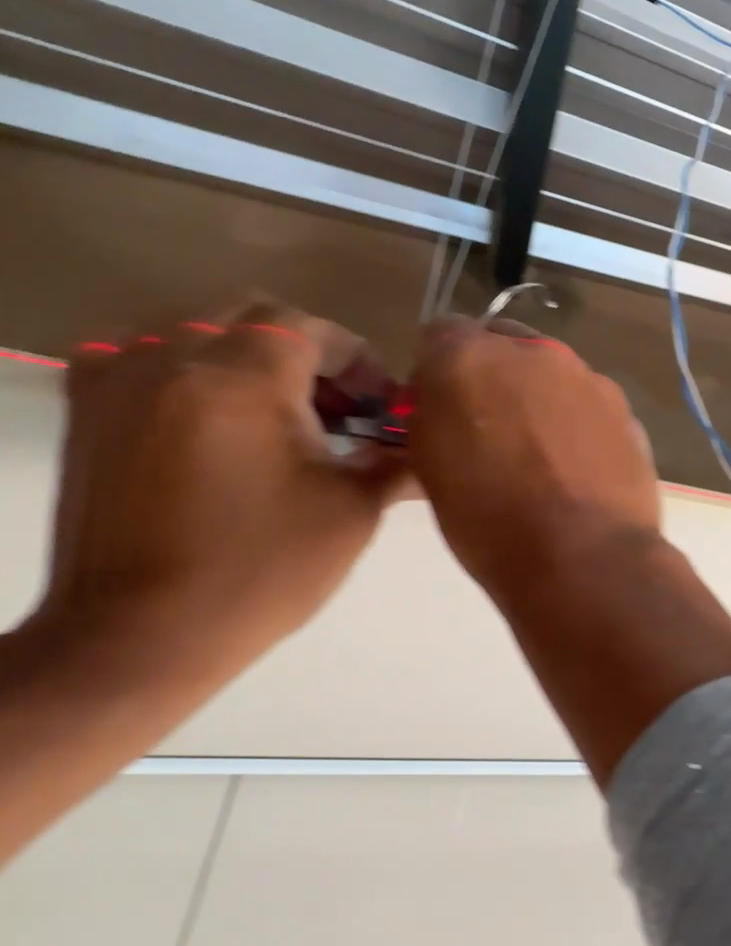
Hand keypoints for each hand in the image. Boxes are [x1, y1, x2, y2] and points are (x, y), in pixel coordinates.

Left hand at [32, 301, 406, 675]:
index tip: (380, 402)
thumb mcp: (353, 510)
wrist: (145, 630)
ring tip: (278, 408)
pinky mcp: (89, 412)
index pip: (307, 327)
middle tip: (338, 403)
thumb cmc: (266, 568)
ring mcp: (117, 383)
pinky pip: (137, 353)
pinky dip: (184, 364)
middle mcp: (170, 363)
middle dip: (304, 348)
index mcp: (242, 383)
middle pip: (247, 315)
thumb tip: (425, 444)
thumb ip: (393, 460)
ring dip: (244, 352)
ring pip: (189, 326)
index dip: (356, 357)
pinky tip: (214, 414)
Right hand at [408, 316, 661, 598]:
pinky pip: (595, 410)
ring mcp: (592, 382)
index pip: (444, 336)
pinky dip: (584, 427)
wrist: (585, 556)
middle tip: (495, 429)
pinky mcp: (630, 415)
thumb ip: (437, 412)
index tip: (443, 406)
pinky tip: (581, 469)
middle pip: (509, 348)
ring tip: (544, 457)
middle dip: (499, 378)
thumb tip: (450, 403)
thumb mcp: (429, 462)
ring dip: (546, 401)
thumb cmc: (488, 518)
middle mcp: (536, 354)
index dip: (440, 370)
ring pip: (558, 378)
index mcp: (469, 355)